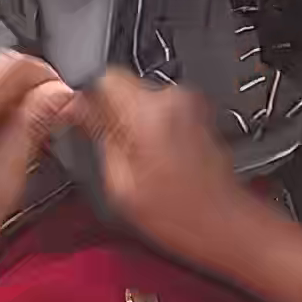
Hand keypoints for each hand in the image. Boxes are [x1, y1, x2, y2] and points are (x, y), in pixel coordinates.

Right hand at [81, 69, 254, 273]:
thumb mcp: (120, 184)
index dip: (85, 99)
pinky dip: (152, 128)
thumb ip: (95, 136)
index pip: (102, 77)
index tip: (82, 119)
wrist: (226, 224)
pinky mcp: (198, 112)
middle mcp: (173, 98)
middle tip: (114, 152)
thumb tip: (74, 108)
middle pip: (121, 87)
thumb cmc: (182, 215)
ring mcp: (190, 103)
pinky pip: (160, 109)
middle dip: (110, 114)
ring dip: (132, 122)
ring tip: (140, 161)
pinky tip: (157, 160)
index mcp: (148, 112)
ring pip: (139, 98)